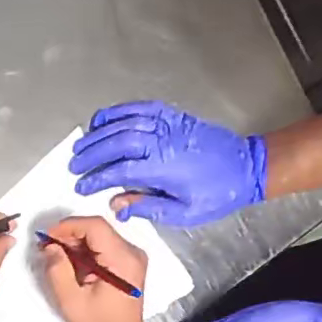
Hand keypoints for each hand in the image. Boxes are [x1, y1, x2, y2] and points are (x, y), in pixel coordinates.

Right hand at [40, 216, 151, 321]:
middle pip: (97, 229)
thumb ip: (58, 270)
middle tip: (47, 248)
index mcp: (122, 259)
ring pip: (99, 237)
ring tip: (55, 256)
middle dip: (69, 234)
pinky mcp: (127, 264)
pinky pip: (104, 247)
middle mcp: (132, 252)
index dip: (67, 226)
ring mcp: (132, 257)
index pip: (95, 226)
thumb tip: (50, 247)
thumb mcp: (71, 300)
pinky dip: (85, 251)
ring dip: (76, 242)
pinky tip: (70, 263)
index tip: (46, 237)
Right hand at [69, 102, 267, 226]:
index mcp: (165, 168)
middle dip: (92, 152)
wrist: (246, 168)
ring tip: (82, 143)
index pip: (121, 170)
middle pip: (119, 141)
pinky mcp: (175, 118)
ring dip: (101, 132)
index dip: (97, 178)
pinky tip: (105, 119)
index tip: (82, 186)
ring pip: (127, 122)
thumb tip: (118, 204)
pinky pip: (143, 109)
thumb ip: (146, 207)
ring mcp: (170, 126)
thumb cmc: (216, 194)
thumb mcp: (181, 213)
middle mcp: (165, 142)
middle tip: (74, 164)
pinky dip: (121, 111)